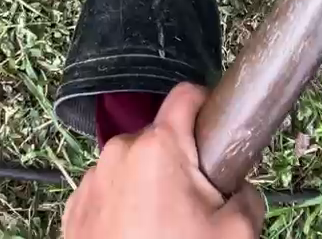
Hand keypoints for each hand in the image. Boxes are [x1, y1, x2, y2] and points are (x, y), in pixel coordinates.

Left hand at [63, 84, 264, 238]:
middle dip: (181, 164)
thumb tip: (241, 190)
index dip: (208, 107)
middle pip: (162, 139)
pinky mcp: (74, 210)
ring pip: (134, 166)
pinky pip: (109, 192)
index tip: (219, 135)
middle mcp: (119, 151)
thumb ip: (247, 199)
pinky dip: (124, 207)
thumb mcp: (235, 236)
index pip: (187, 96)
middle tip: (197, 207)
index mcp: (158, 146)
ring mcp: (92, 180)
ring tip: (164, 231)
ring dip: (151, 187)